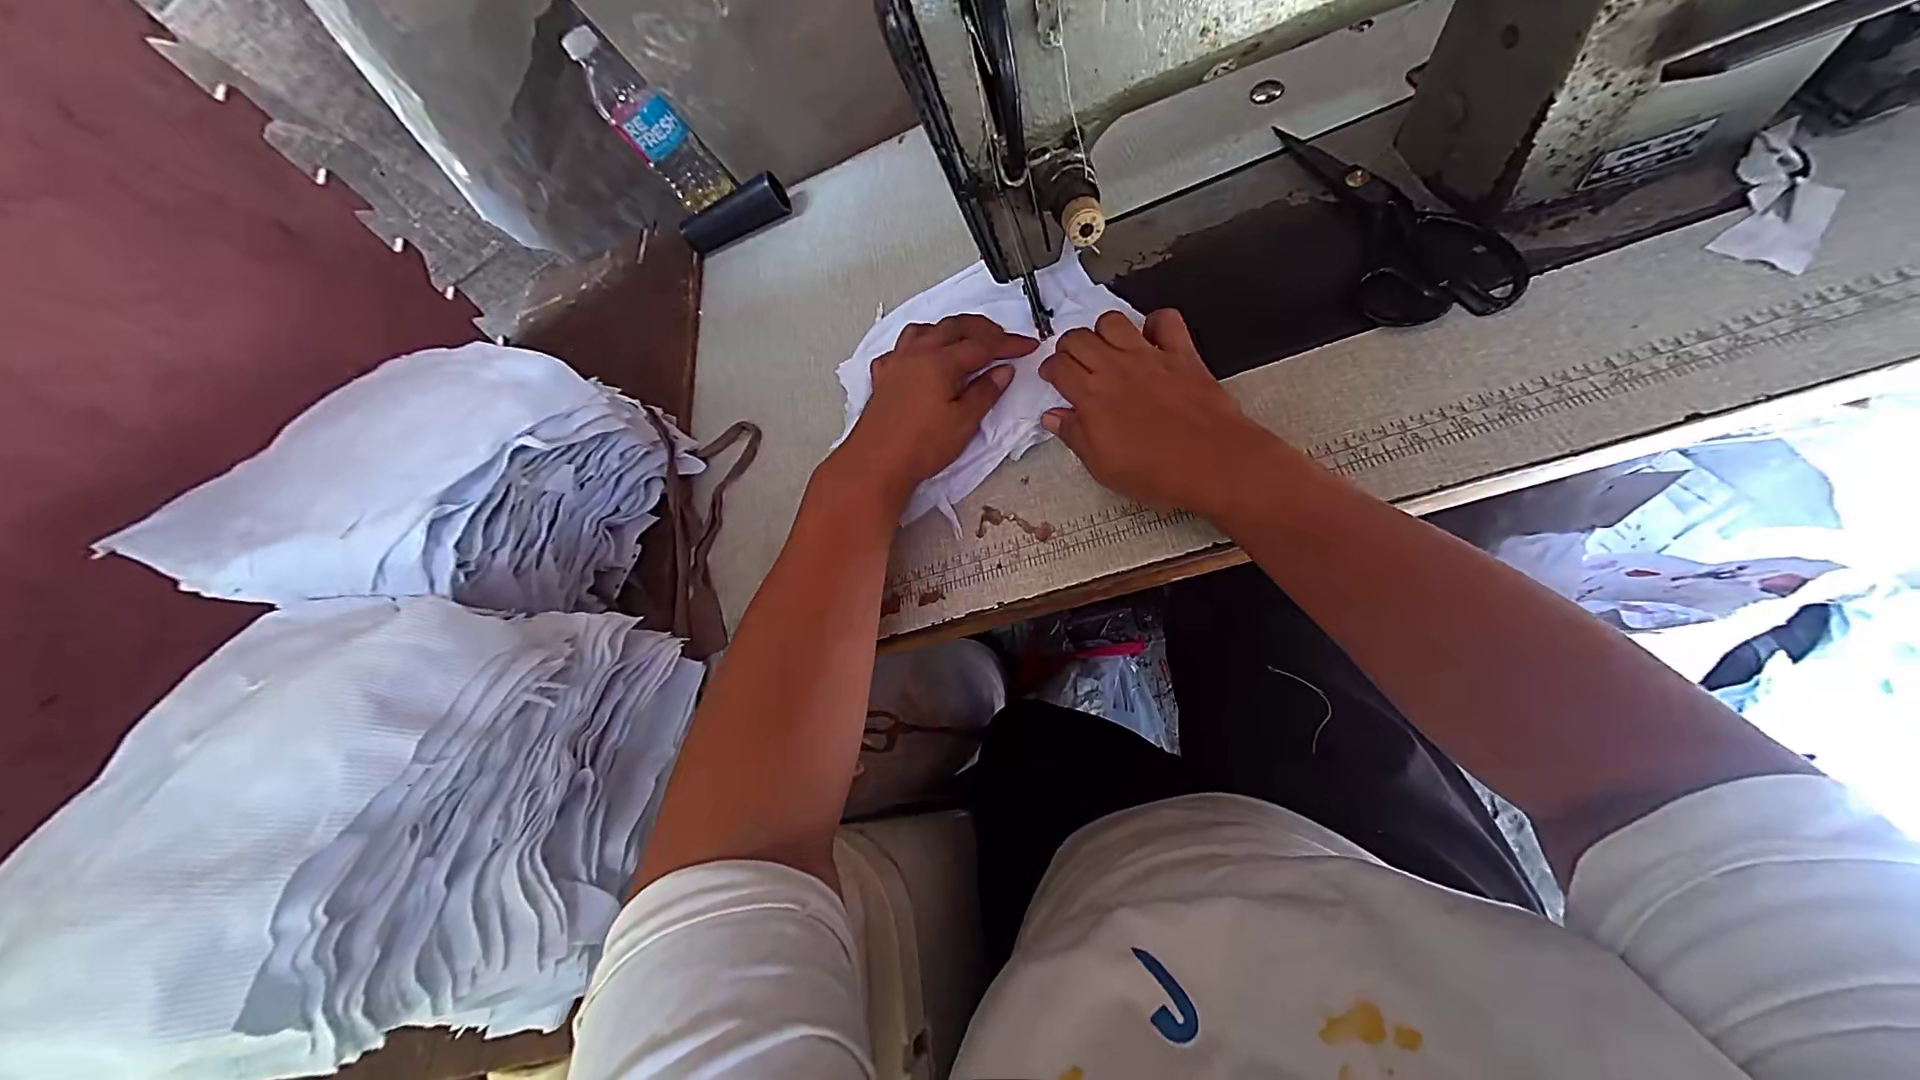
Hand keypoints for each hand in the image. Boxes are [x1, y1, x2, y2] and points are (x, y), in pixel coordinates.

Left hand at [824, 314, 1038, 508]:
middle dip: (983, 330)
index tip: (1025, 346)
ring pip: (925, 331)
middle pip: (955, 328)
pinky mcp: (884, 379)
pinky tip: (922, 356)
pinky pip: (901, 349)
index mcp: (940, 362)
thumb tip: (1001, 373)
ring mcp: (897, 364)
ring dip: (949, 330)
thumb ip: (985, 392)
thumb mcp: (964, 422)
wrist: (876, 465)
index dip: (1008, 345)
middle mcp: (916, 355)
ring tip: (964, 339)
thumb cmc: (917, 447)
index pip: (982, 345)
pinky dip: (918, 345)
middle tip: (1002, 339)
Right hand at [1039, 309, 1303, 516]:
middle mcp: (1117, 369)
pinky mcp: (1181, 356)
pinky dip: (1155, 322)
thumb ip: (1075, 436)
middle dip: (1068, 347)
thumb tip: (1055, 419)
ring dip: (1103, 330)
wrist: (1211, 464)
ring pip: (1113, 321)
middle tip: (1072, 361)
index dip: (1050, 370)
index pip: (1058, 367)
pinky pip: (1166, 320)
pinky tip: (1150, 337)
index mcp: (1092, 397)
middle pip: (1078, 338)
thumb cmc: (1158, 470)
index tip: (1052, 377)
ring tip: (1104, 346)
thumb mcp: (1101, 466)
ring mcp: (1150, 358)